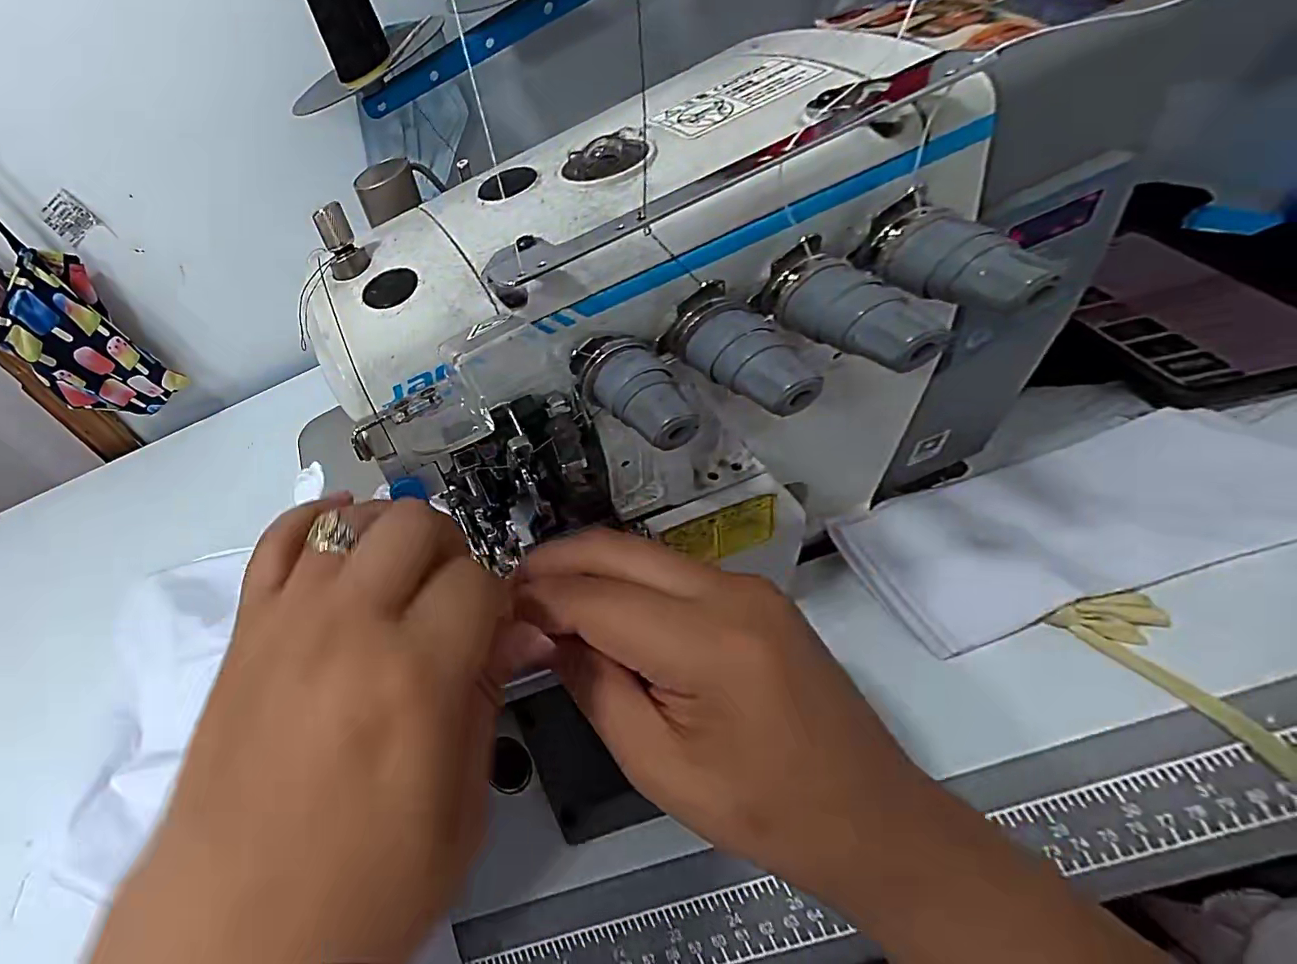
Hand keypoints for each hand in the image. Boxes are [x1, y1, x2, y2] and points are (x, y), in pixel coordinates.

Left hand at [90, 498, 542, 963]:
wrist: (237, 915)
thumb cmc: (359, 885)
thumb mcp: (456, 812)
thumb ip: (485, 699)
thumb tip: (517, 632)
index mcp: (412, 674)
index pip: (478, 581)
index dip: (499, 597)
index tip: (497, 621)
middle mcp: (349, 624)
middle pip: (415, 524)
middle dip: (449, 548)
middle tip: (453, 593)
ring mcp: (289, 616)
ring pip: (350, 519)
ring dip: (389, 532)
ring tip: (401, 570)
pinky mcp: (248, 624)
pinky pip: (276, 539)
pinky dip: (310, 517)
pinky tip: (335, 524)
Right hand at [517, 529, 1164, 962]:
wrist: (876, 820)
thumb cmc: (763, 810)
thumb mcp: (656, 765)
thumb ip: (591, 686)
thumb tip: (541, 634)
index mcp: (709, 644)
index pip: (591, 598)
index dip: (534, 602)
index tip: (493, 616)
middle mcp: (729, 592)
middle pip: (610, 550)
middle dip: (548, 565)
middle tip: (507, 597)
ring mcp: (744, 584)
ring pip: (634, 549)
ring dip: (580, 567)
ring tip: (539, 602)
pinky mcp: (748, 591)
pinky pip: (661, 566)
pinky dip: (615, 577)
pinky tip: (593, 607)